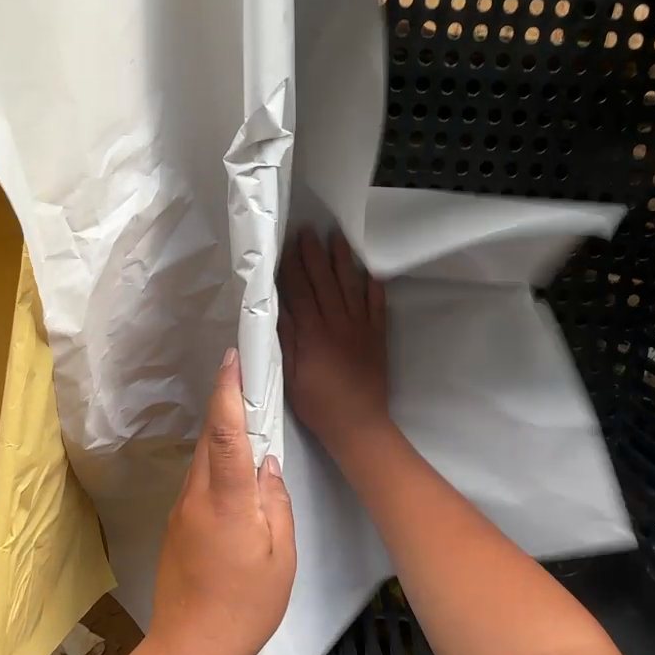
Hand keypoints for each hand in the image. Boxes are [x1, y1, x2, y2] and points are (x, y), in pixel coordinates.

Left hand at [145, 349, 295, 654]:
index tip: (231, 359)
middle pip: (209, 441)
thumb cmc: (245, 608)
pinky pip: (198, 485)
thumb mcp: (280, 557)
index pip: (224, 433)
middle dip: (226, 408)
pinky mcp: (174, 527)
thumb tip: (267, 465)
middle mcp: (196, 499)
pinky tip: (236, 482)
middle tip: (250, 386)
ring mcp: (180, 513)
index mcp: (226, 503)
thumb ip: (275, 503)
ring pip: (202, 463)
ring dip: (222, 441)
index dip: (227, 392)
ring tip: (249, 434)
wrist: (188, 650)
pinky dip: (216, 469)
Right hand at [280, 230, 390, 454]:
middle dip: (315, 255)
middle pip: (325, 282)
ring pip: (351, 286)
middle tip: (308, 230)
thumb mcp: (292, 376)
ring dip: (342, 261)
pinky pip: (377, 305)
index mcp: (313, 334)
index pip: (300, 292)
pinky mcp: (377, 337)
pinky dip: (374, 286)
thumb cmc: (319, 405)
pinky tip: (369, 270)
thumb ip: (287, 340)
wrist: (359, 424)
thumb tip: (277, 308)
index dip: (292, 267)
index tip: (286, 245)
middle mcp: (338, 323)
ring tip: (336, 238)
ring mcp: (361, 328)